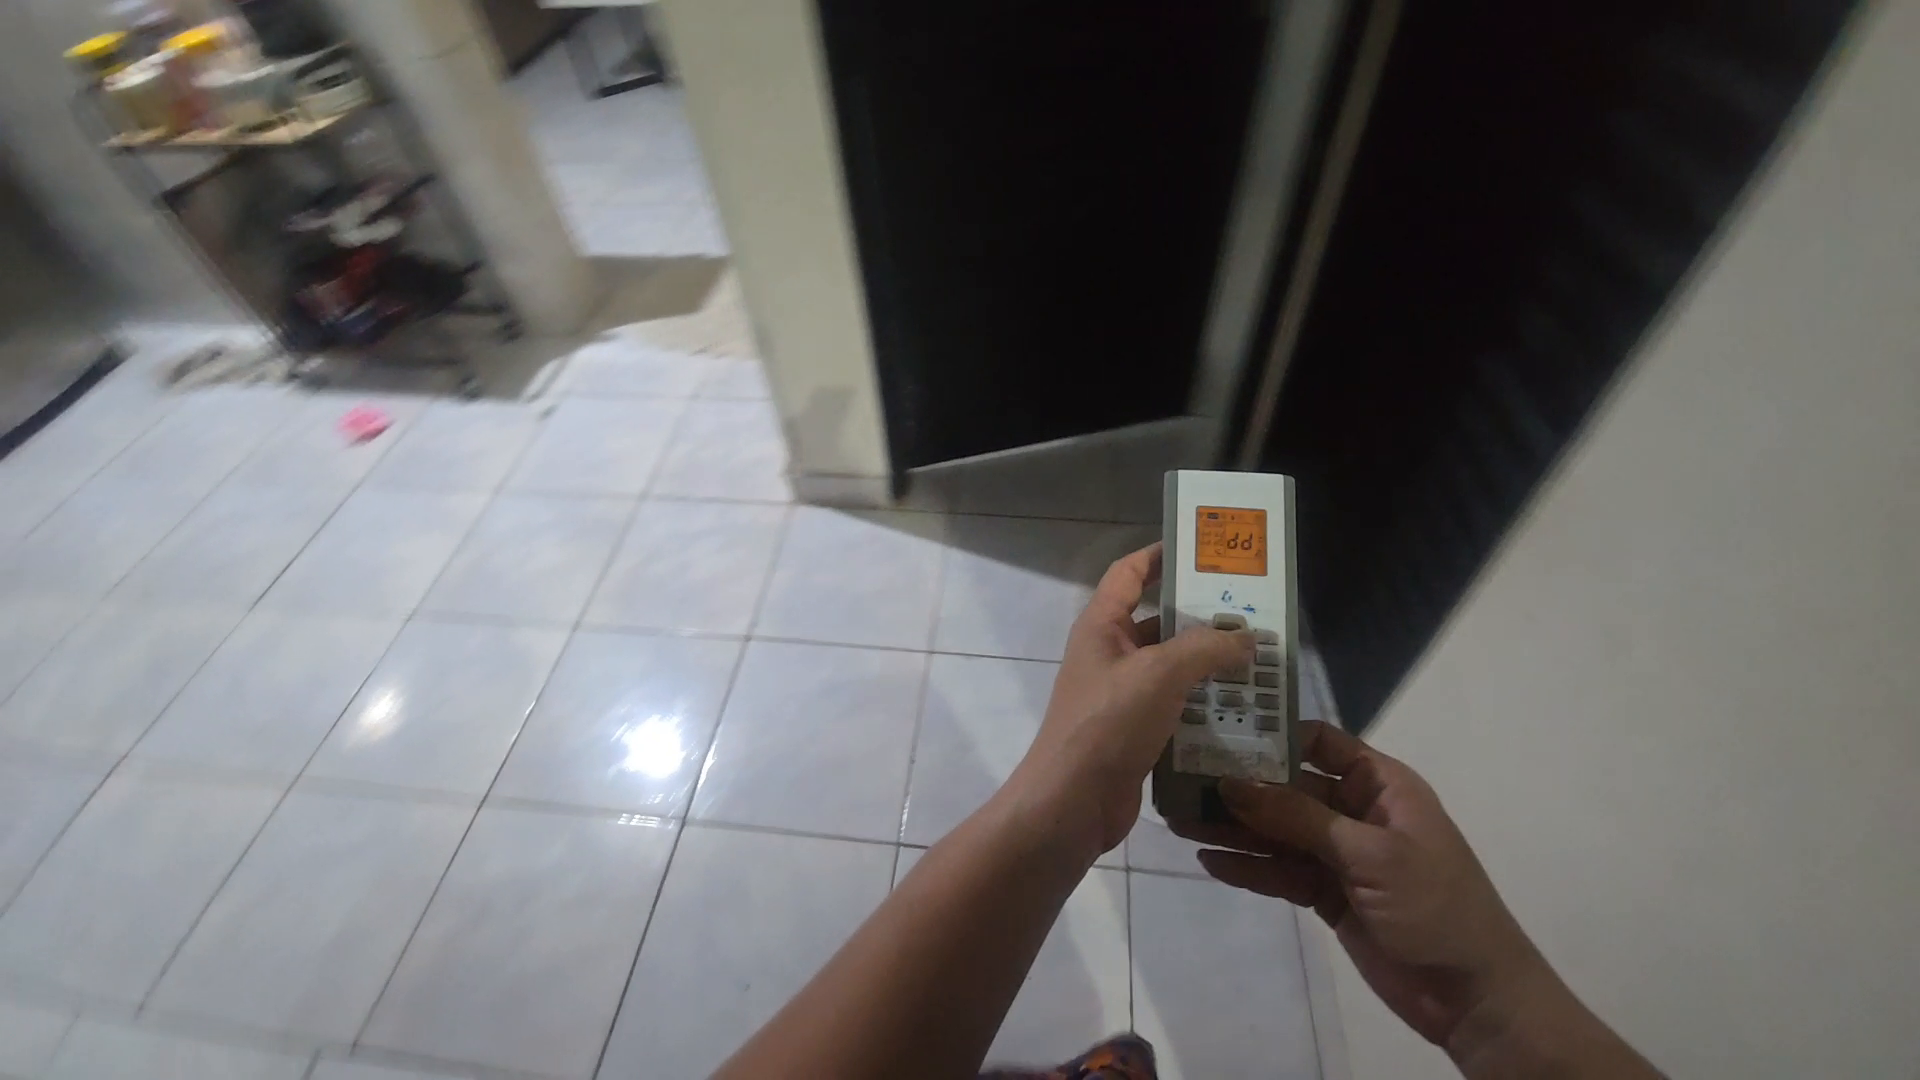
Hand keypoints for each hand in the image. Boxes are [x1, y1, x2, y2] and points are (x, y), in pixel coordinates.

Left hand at [1008, 543, 1252, 857]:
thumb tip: (1247, 638)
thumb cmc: (1109, 723)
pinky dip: (1203, 702)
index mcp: (1101, 626)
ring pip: (1170, 665)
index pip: (1129, 573)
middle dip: (1201, 615)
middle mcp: (1108, 653)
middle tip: (1253, 613)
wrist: (1074, 801)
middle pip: (1157, 619)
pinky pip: (1174, 703)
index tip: (1201, 548)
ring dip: (1208, 663)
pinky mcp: (1134, 729)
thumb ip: (1205, 648)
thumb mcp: (1159, 673)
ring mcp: (1120, 693)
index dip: (1159, 555)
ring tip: (1260, 660)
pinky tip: (1243, 708)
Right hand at [1185, 721, 1549, 1051]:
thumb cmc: (1435, 907)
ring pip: (1275, 831)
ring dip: (1232, 829)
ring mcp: (1338, 854)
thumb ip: (1297, 817)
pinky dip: (1247, 867)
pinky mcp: (1325, 892)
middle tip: (1183, 781)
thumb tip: (1231, 783)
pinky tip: (1209, 861)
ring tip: (1180, 823)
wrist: (1476, 1000)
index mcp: (1379, 785)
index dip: (1273, 733)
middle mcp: (1353, 811)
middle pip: (1285, 787)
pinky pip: (1278, 870)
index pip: (1319, 742)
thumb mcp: (1368, 853)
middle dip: (1238, 786)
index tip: (1220, 730)